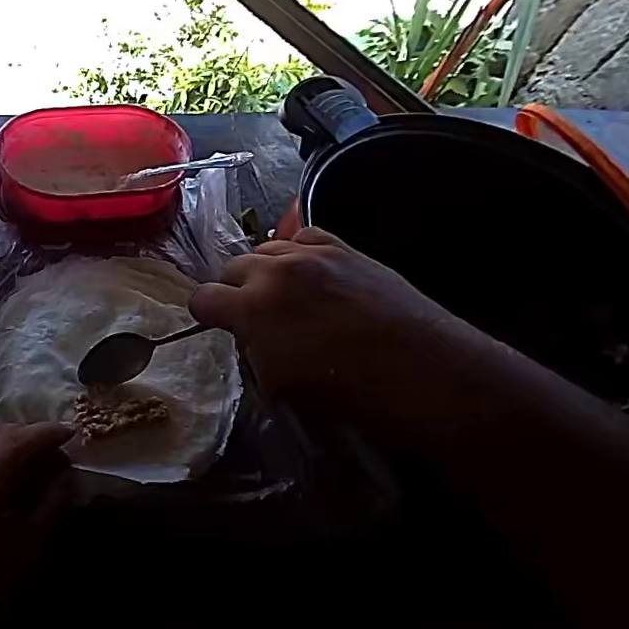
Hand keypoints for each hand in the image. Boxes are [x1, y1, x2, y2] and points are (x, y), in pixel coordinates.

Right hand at [188, 227, 492, 422]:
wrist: (425, 373)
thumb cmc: (346, 391)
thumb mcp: (277, 383)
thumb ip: (250, 348)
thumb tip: (247, 334)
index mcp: (251, 307)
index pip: (203, 297)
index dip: (206, 314)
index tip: (217, 325)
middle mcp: (276, 271)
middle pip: (232, 267)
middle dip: (234, 290)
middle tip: (253, 315)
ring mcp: (314, 255)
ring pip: (266, 248)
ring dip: (265, 270)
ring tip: (282, 294)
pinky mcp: (346, 249)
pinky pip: (304, 236)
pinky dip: (296, 253)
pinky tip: (306, 274)